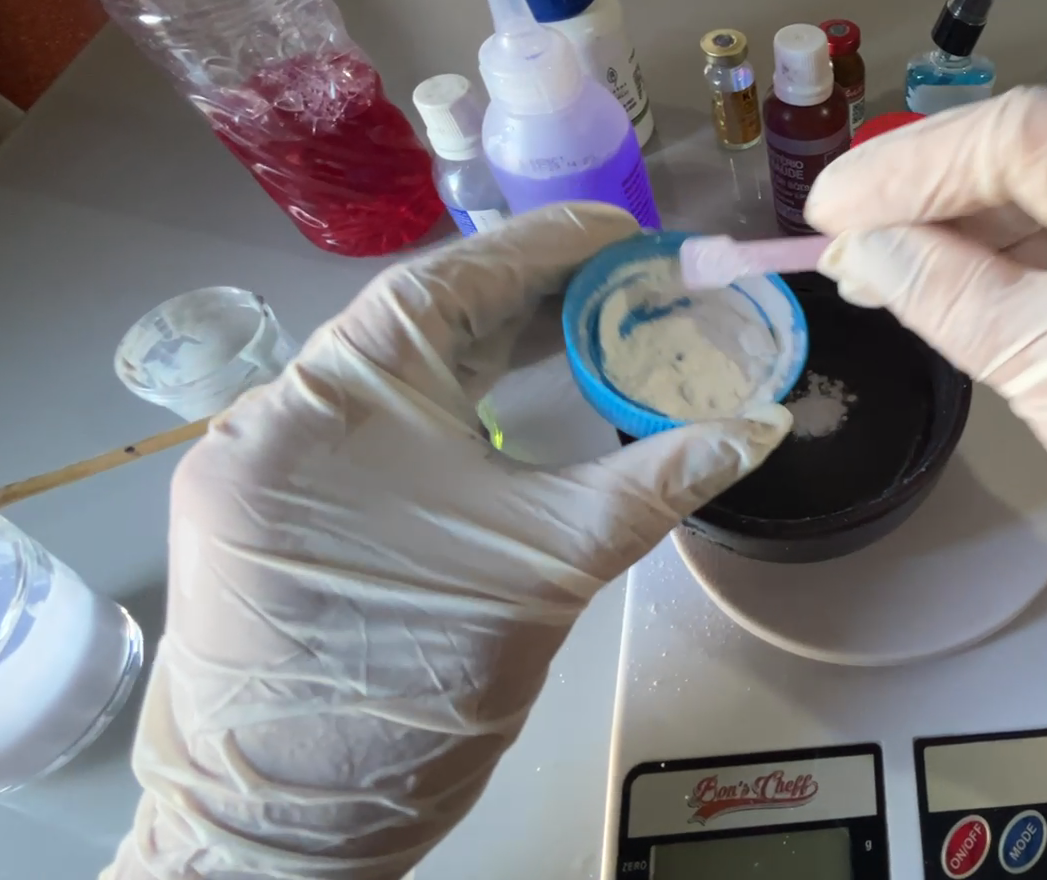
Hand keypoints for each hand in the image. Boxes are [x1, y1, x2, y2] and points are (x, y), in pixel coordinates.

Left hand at [105, 206, 788, 879]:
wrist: (290, 826)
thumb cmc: (420, 674)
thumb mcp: (557, 559)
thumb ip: (664, 478)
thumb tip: (765, 424)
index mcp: (337, 403)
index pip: (446, 284)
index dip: (540, 244)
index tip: (620, 226)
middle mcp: (292, 413)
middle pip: (432, 320)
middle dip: (535, 293)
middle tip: (628, 276)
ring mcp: (281, 460)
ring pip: (414, 369)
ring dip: (506, 342)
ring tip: (596, 320)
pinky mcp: (293, 504)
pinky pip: (396, 417)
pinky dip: (472, 394)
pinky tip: (530, 395)